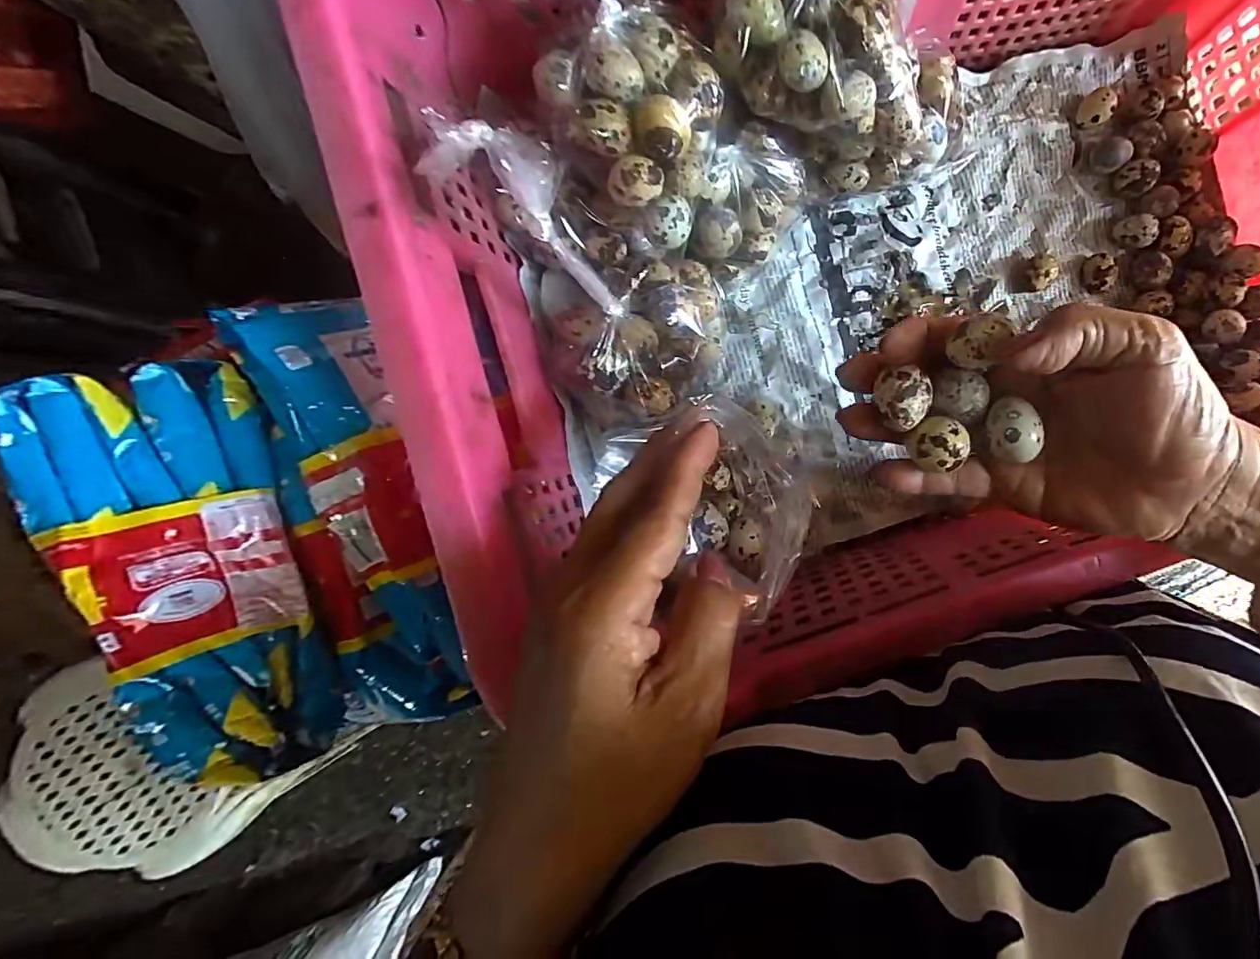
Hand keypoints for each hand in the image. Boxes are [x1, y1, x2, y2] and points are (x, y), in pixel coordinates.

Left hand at [452, 419, 745, 957]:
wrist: (539, 840)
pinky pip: (597, 551)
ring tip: (678, 452)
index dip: (685, 469)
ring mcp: (554, 605)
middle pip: (619, 507)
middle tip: (694, 419)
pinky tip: (649, 518)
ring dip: (642, 484)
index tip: (709, 425)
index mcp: (603, 607)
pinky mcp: (554, 623)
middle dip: (658, 459)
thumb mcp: (688, 706)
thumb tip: (720, 566)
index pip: (654, 518)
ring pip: (603, 525)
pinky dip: (629, 519)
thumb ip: (710, 622)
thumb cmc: (621, 778)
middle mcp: (569, 590)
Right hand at [838, 304, 1245, 542]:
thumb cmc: (1173, 404)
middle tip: (850, 380)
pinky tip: (885, 476)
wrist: (1196, 482)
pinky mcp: (1000, 485)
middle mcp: (1000, 394)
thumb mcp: (1142, 344)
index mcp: (1026, 355)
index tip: (892, 347)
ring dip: (887, 426)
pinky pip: (950, 480)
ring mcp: (995, 442)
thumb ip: (1077, 331)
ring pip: (929, 430)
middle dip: (888, 378)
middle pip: (931, 382)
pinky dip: (917, 479)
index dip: (921, 338)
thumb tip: (1010, 353)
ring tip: (852, 422)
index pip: (961, 338)